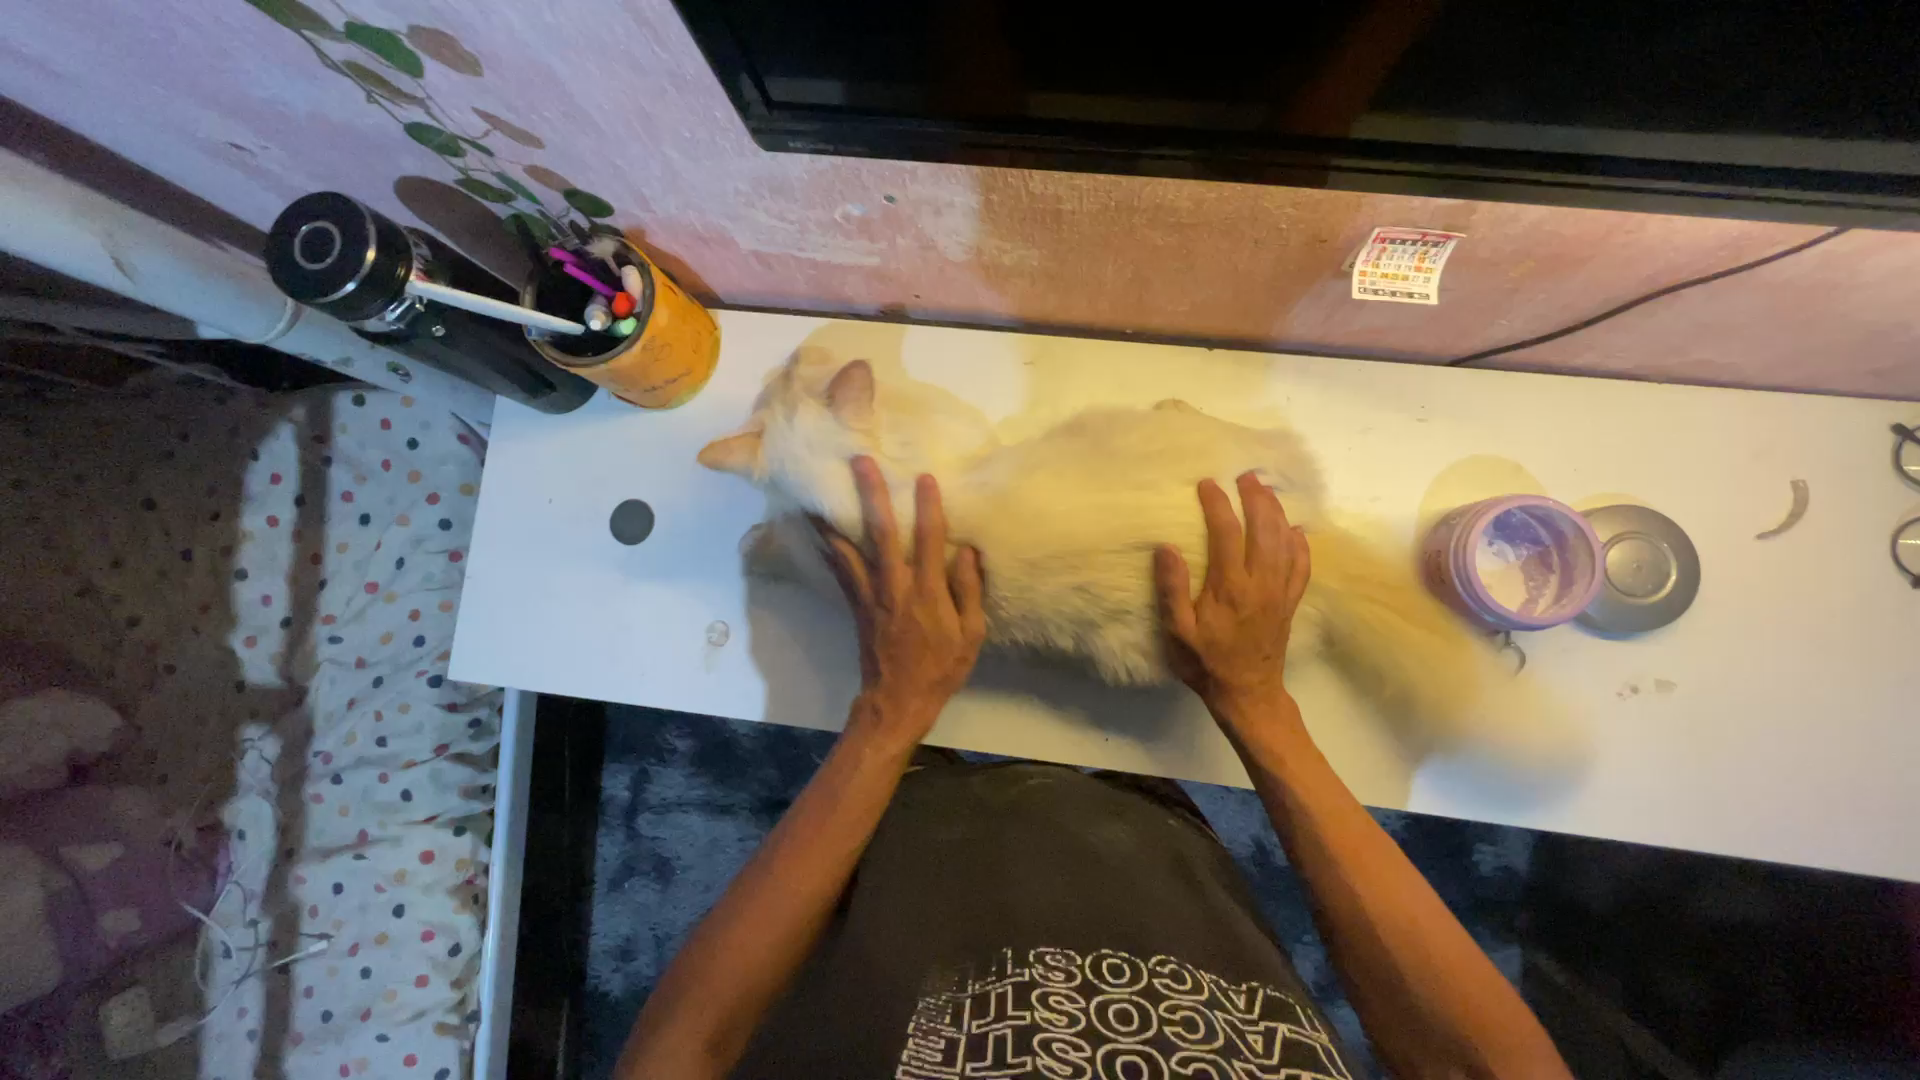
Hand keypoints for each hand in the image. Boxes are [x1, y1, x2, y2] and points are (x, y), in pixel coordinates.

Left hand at [814, 456, 986, 747]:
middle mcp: (894, 586)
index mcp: (927, 592)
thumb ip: (969, 591)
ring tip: (817, 491)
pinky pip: (839, 570)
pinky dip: (828, 547)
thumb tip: (969, 552)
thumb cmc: (941, 668)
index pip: (929, 540)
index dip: (928, 507)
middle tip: (860, 462)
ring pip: (848, 548)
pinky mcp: (855, 604)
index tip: (924, 476)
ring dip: (834, 518)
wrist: (897, 700)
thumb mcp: (970, 634)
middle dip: (871, 495)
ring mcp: (869, 595)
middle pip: (880, 533)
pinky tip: (817, 530)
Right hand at [1154, 472, 1311, 717]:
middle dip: (1256, 498)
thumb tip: (1166, 547)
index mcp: (1230, 586)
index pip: (1227, 532)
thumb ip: (1172, 589)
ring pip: (1286, 542)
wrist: (1247, 694)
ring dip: (1278, 512)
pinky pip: (1302, 566)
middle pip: (1265, 528)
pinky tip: (1295, 531)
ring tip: (1266, 491)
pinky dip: (1300, 544)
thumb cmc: (1205, 663)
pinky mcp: (1290, 603)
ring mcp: (1280, 592)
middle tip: (1245, 476)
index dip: (1218, 504)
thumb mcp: (1177, 631)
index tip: (1207, 484)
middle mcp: (1261, 583)